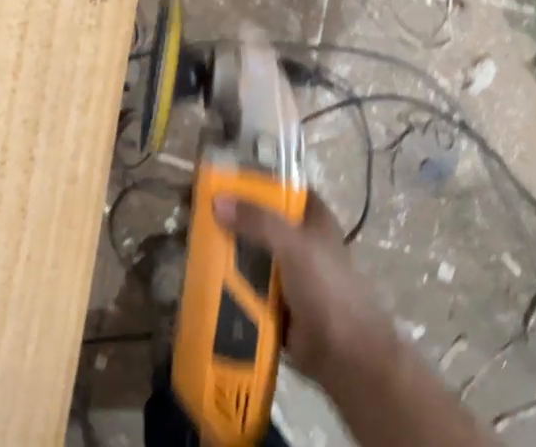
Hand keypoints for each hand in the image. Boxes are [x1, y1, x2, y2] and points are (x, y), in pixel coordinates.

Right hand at [212, 194, 401, 390]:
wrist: (345, 354)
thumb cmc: (327, 289)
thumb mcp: (294, 245)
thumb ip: (258, 221)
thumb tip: (217, 201)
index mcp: (314, 220)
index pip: (283, 189)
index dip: (254, 181)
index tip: (220, 180)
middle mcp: (301, 242)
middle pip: (261, 221)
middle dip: (231, 217)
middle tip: (194, 213)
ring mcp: (289, 274)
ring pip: (251, 254)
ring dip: (226, 251)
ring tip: (190, 242)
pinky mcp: (277, 302)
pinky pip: (247, 285)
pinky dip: (229, 282)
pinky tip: (202, 276)